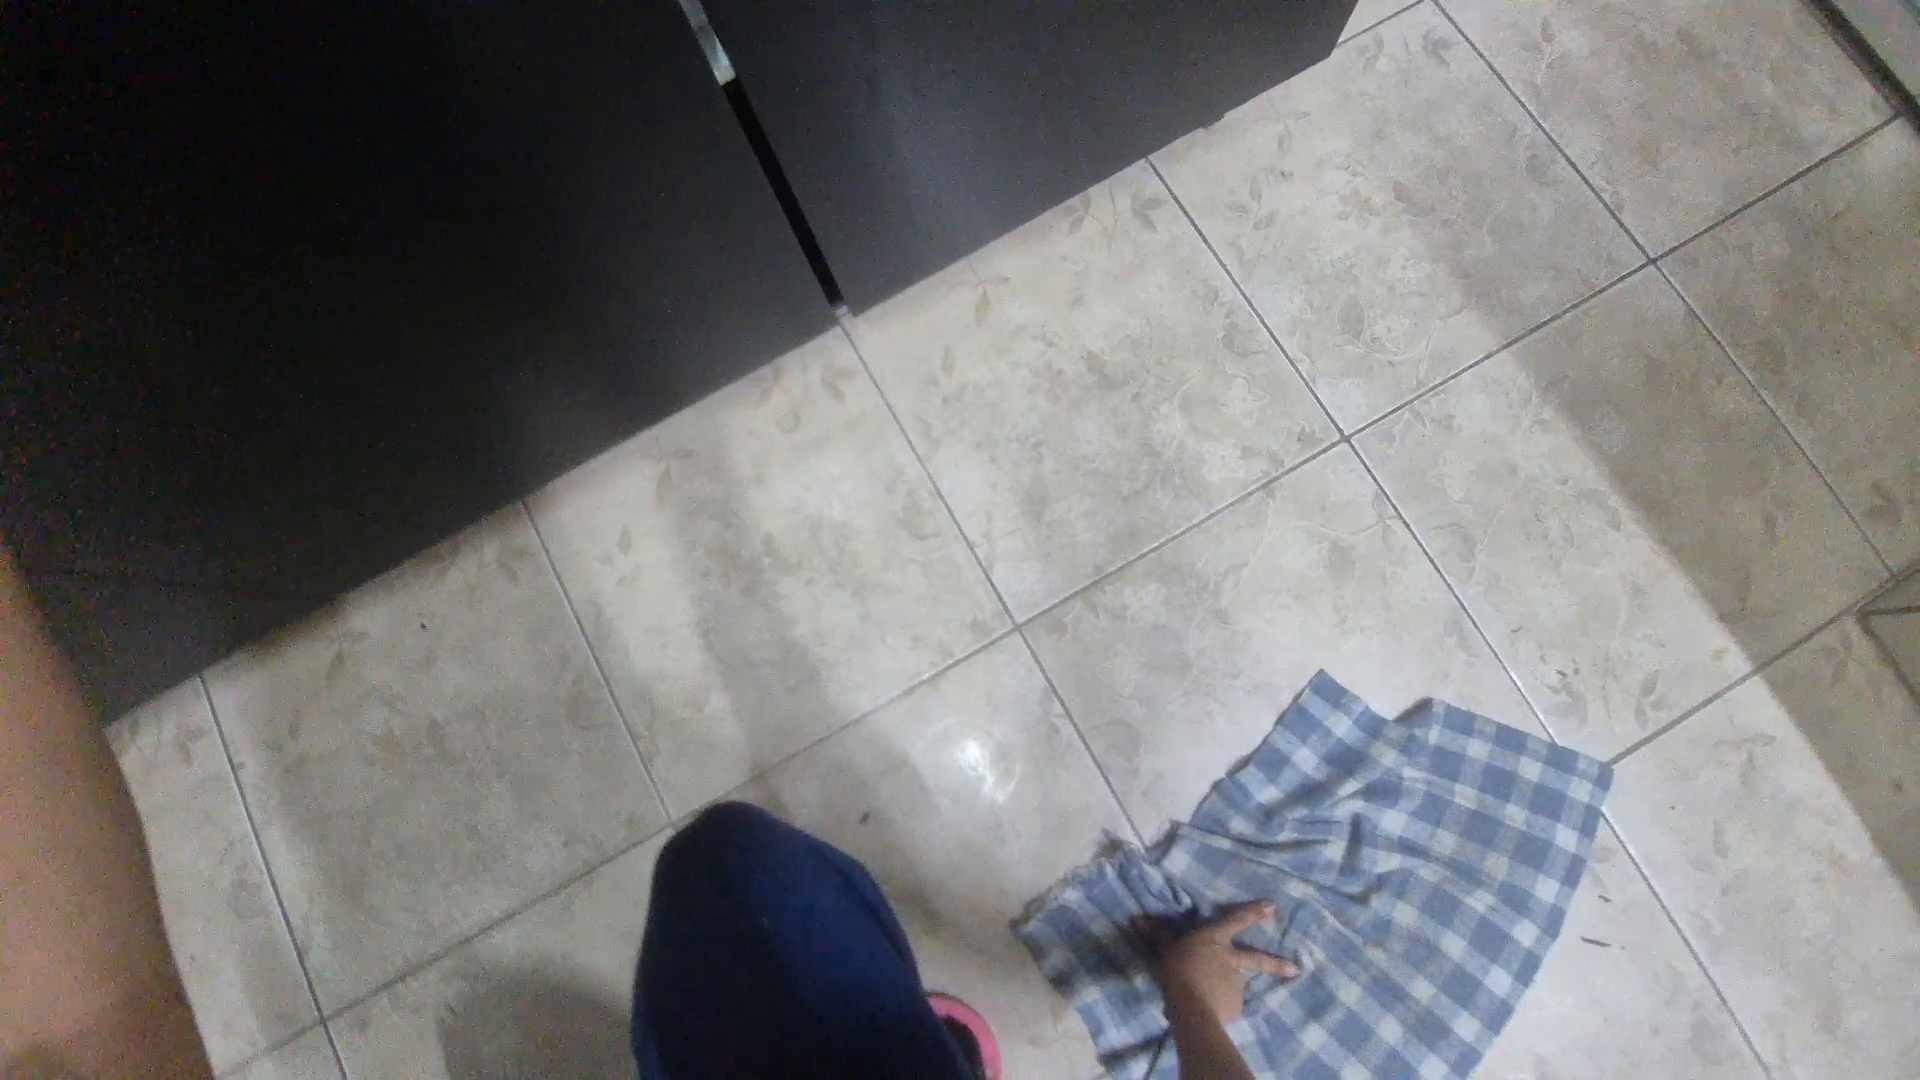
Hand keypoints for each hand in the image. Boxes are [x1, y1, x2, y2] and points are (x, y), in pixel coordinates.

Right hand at [1134, 901, 1299, 1024]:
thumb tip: (1136, 919)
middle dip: (1277, 963)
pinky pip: (1230, 1003)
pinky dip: (1223, 1004)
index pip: (1236, 920)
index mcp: (1215, 938)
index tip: (1272, 906)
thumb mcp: (1165, 949)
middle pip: (1258, 959)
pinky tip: (1213, 1010)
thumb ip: (1157, 934)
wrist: (1191, 1007)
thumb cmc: (1177, 969)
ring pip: (1240, 983)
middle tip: (1295, 968)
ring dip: (1234, 986)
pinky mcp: (1237, 1006)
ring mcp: (1237, 984)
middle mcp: (1232, 958)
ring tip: (1220, 997)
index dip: (1254, 912)